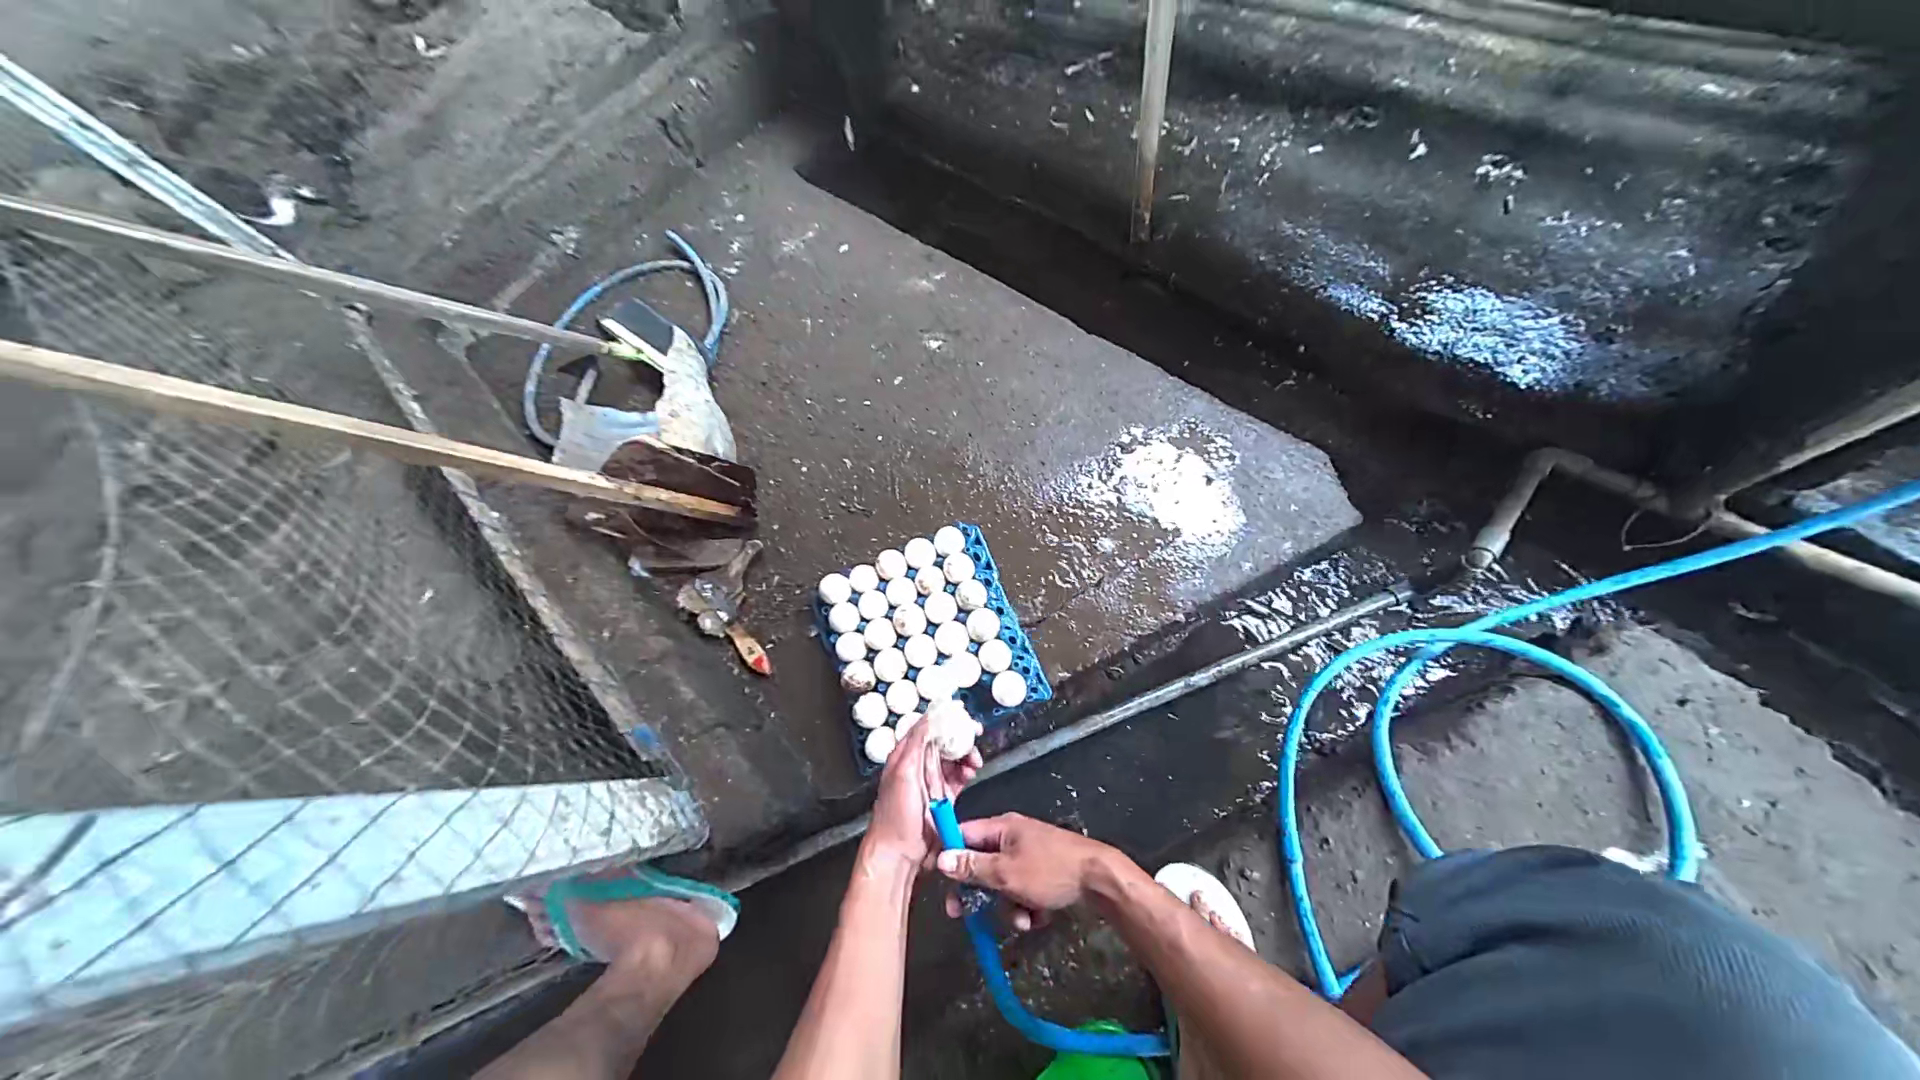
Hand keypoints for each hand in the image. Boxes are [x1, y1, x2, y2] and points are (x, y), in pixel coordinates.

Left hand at [863, 718, 981, 870]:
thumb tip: (930, 718)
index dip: (944, 719)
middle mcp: (918, 765)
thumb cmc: (895, 816)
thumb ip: (916, 744)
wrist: (900, 852)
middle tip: (975, 734)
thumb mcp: (903, 772)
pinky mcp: (944, 796)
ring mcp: (932, 781)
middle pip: (944, 741)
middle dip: (961, 736)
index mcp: (905, 755)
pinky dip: (967, 772)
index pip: (927, 727)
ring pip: (954, 758)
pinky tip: (971, 773)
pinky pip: (959, 777)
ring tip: (973, 760)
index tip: (961, 714)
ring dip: (966, 755)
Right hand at [935, 813, 1122, 929]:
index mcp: (1001, 828)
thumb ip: (972, 867)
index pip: (963, 835)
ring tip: (1023, 919)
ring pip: (1003, 882)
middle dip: (979, 892)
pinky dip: (1026, 906)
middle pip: (982, 864)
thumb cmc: (1049, 871)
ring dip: (1007, 905)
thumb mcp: (1006, 873)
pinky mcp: (1045, 872)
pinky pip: (1023, 890)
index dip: (950, 858)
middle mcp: (1013, 836)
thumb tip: (940, 858)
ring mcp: (1030, 854)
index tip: (944, 885)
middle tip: (968, 916)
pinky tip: (1038, 917)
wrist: (1099, 878)